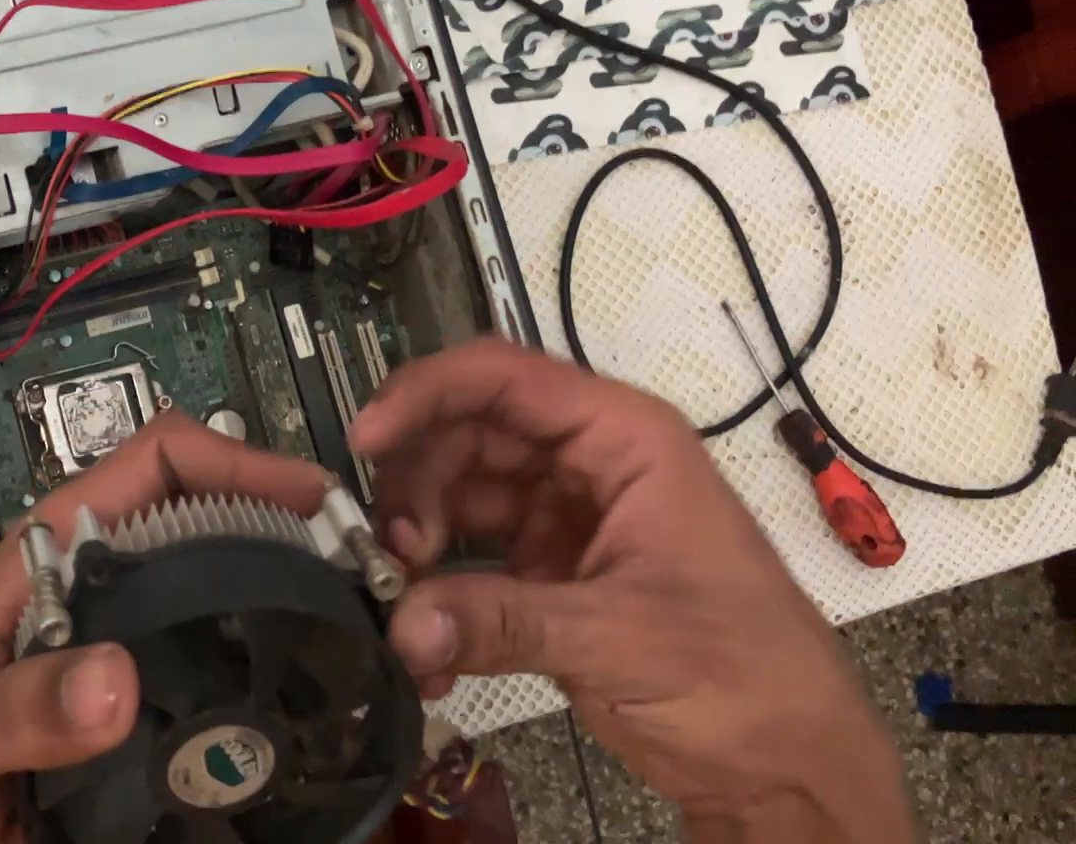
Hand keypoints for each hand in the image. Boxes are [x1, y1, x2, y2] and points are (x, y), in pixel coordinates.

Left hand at [0, 413, 331, 843]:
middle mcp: (109, 580)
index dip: (238, 460)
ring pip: (235, 583)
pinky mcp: (157, 699)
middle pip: (216, 512)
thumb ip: (9, 708)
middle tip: (369, 575)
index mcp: (58, 550)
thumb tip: (113, 678)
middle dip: (294, 523)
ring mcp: (138, 640)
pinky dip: (281, 660)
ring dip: (301, 589)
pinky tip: (323, 691)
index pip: (159, 460)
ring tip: (369, 631)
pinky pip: (230, 659)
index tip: (315, 502)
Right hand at [349, 339, 913, 842]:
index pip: (502, 379)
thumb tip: (401, 627)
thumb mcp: (623, 638)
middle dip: (415, 482)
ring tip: (404, 592)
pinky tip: (423, 629)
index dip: (424, 393)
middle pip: (462, 430)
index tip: (366, 440)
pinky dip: (430, 579)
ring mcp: (553, 505)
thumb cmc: (744, 680)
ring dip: (415, 529)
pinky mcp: (534, 555)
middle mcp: (579, 457)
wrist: (787, 773)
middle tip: (390, 549)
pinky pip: (459, 541)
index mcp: (620, 438)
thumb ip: (501, 622)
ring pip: (451, 483)